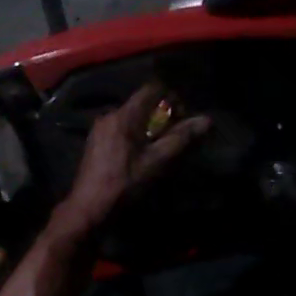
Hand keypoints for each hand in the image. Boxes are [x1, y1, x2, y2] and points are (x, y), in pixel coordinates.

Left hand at [57, 82, 209, 233]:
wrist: (89, 207)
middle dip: (162, 116)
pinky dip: (135, 136)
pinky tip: (139, 156)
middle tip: (175, 136)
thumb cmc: (124, 184)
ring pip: (132, 118)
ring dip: (149, 128)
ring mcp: (99, 128)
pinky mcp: (95, 142)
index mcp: (124, 115)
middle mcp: (109, 115)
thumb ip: (181, 138)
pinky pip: (120, 129)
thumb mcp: (156, 161)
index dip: (172, 97)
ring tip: (159, 149)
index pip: (152, 88)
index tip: (182, 117)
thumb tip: (206, 120)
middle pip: (142, 104)